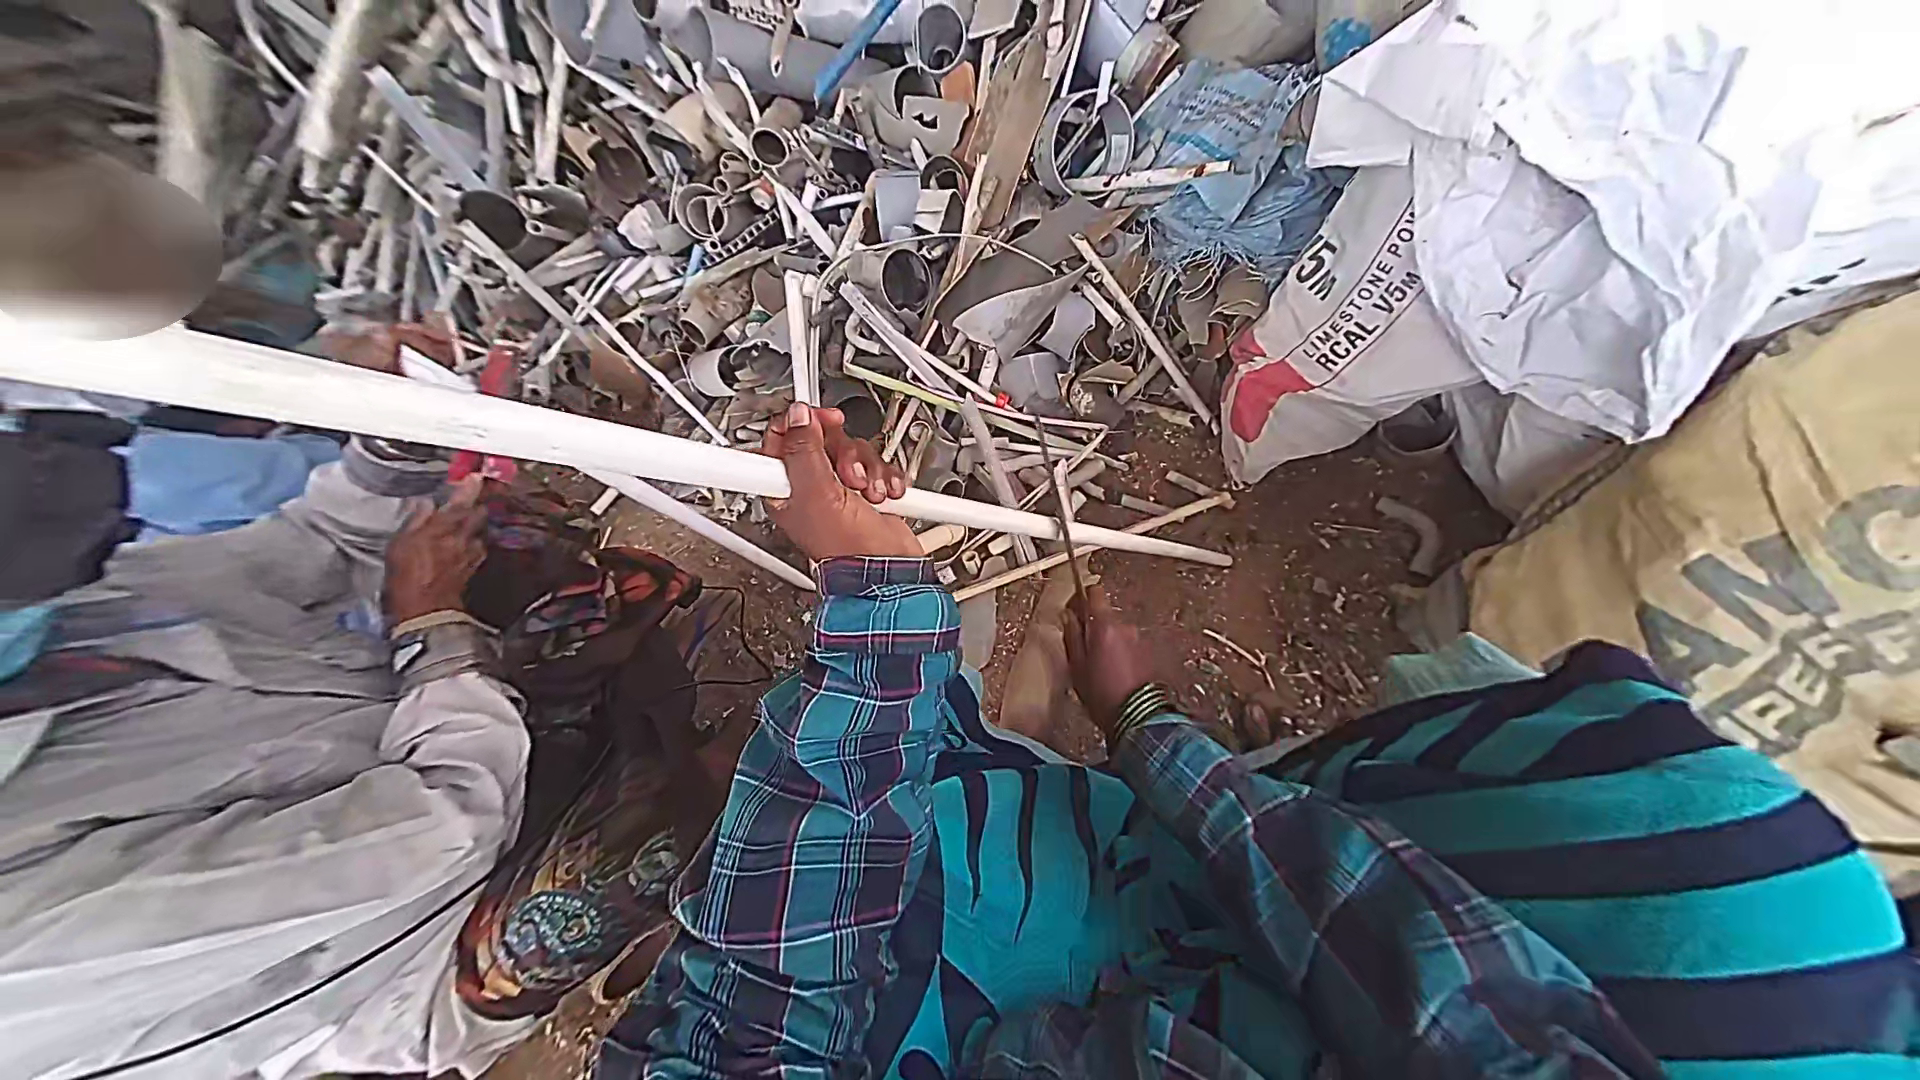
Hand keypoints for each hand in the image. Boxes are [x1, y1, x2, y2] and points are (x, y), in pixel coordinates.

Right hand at [383, 475, 487, 623]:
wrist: (426, 607)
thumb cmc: (406, 576)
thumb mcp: (400, 544)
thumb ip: (416, 521)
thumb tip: (425, 504)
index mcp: (442, 528)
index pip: (462, 502)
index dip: (470, 488)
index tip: (477, 477)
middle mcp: (463, 537)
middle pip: (479, 513)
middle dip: (477, 503)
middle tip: (471, 497)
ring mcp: (473, 550)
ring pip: (481, 528)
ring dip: (476, 521)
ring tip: (464, 519)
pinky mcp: (476, 562)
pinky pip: (479, 543)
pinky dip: (474, 538)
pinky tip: (464, 541)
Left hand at [761, 402, 918, 561]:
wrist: (886, 568)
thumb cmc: (845, 548)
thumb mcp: (816, 493)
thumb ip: (802, 449)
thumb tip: (797, 416)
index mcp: (785, 486)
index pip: (782, 437)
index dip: (801, 424)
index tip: (819, 421)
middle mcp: (811, 484)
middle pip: (825, 438)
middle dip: (845, 452)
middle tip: (847, 474)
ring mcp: (841, 487)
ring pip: (855, 450)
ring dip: (869, 469)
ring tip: (868, 492)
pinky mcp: (868, 490)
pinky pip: (878, 463)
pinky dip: (886, 477)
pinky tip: (885, 495)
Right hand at [1061, 587, 1157, 737]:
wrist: (1138, 719)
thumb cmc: (1103, 694)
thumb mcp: (1076, 666)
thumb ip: (1072, 636)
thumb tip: (1068, 617)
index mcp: (1105, 626)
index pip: (1095, 593)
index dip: (1083, 598)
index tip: (1074, 609)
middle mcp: (1125, 627)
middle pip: (1105, 615)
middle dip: (1093, 627)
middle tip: (1082, 648)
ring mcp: (1140, 640)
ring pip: (1117, 632)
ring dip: (1108, 642)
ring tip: (1099, 666)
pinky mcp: (1150, 654)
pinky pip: (1129, 645)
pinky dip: (1121, 653)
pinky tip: (1114, 672)